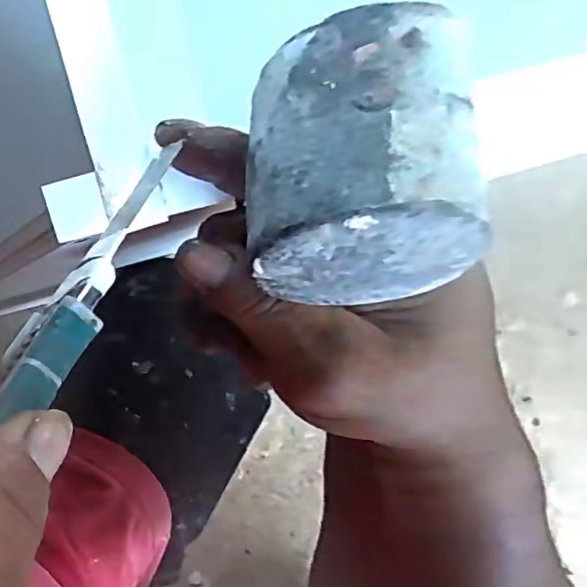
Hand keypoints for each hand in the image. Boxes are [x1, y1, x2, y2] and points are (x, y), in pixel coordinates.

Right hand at [157, 120, 514, 451]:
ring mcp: (316, 265)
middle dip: (211, 255)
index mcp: (388, 228)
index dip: (235, 152)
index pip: (306, 167)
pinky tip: (230, 350)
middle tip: (202, 301)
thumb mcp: (328, 357)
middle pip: (250, 212)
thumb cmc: (399, 398)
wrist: (414, 443)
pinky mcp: (294, 292)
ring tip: (223, 345)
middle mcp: (348, 234)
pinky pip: (227, 288)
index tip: (171, 142)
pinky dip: (214, 317)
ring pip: (227, 255)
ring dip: (209, 300)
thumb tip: (188, 252)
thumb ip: (260, 305)